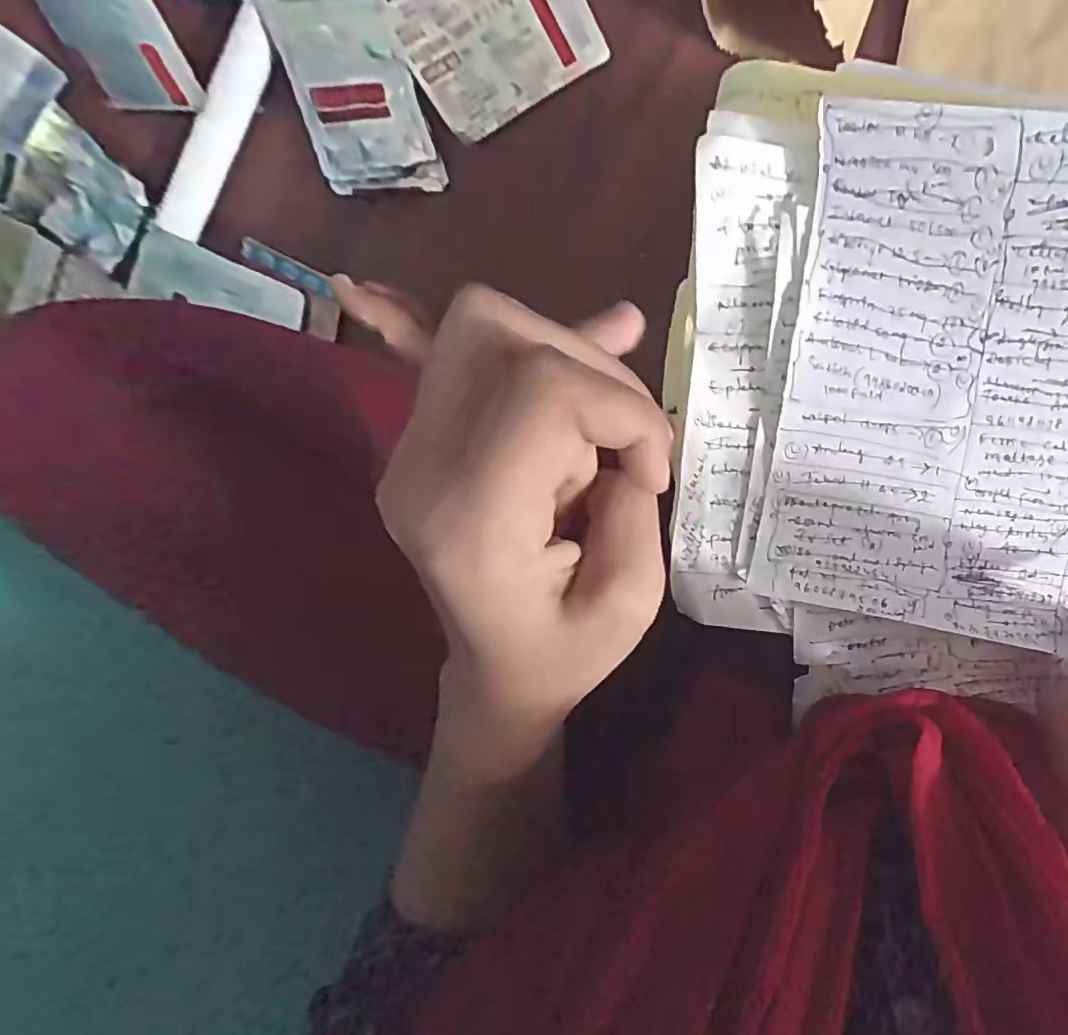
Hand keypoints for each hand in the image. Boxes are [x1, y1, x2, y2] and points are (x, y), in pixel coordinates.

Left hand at [343, 279, 671, 772]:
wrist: (498, 674)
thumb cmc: (567, 654)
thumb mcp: (631, 603)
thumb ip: (635, 509)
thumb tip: (625, 441)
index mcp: (471, 519)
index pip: (544, 391)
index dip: (626, 415)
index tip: (654, 477)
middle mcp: (421, 465)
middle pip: (503, 335)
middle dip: (602, 375)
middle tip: (636, 443)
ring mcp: (413, 444)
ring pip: (487, 326)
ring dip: (576, 359)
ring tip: (615, 418)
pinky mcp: (430, 434)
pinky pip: (471, 348)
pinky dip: (539, 338)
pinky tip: (604, 331)